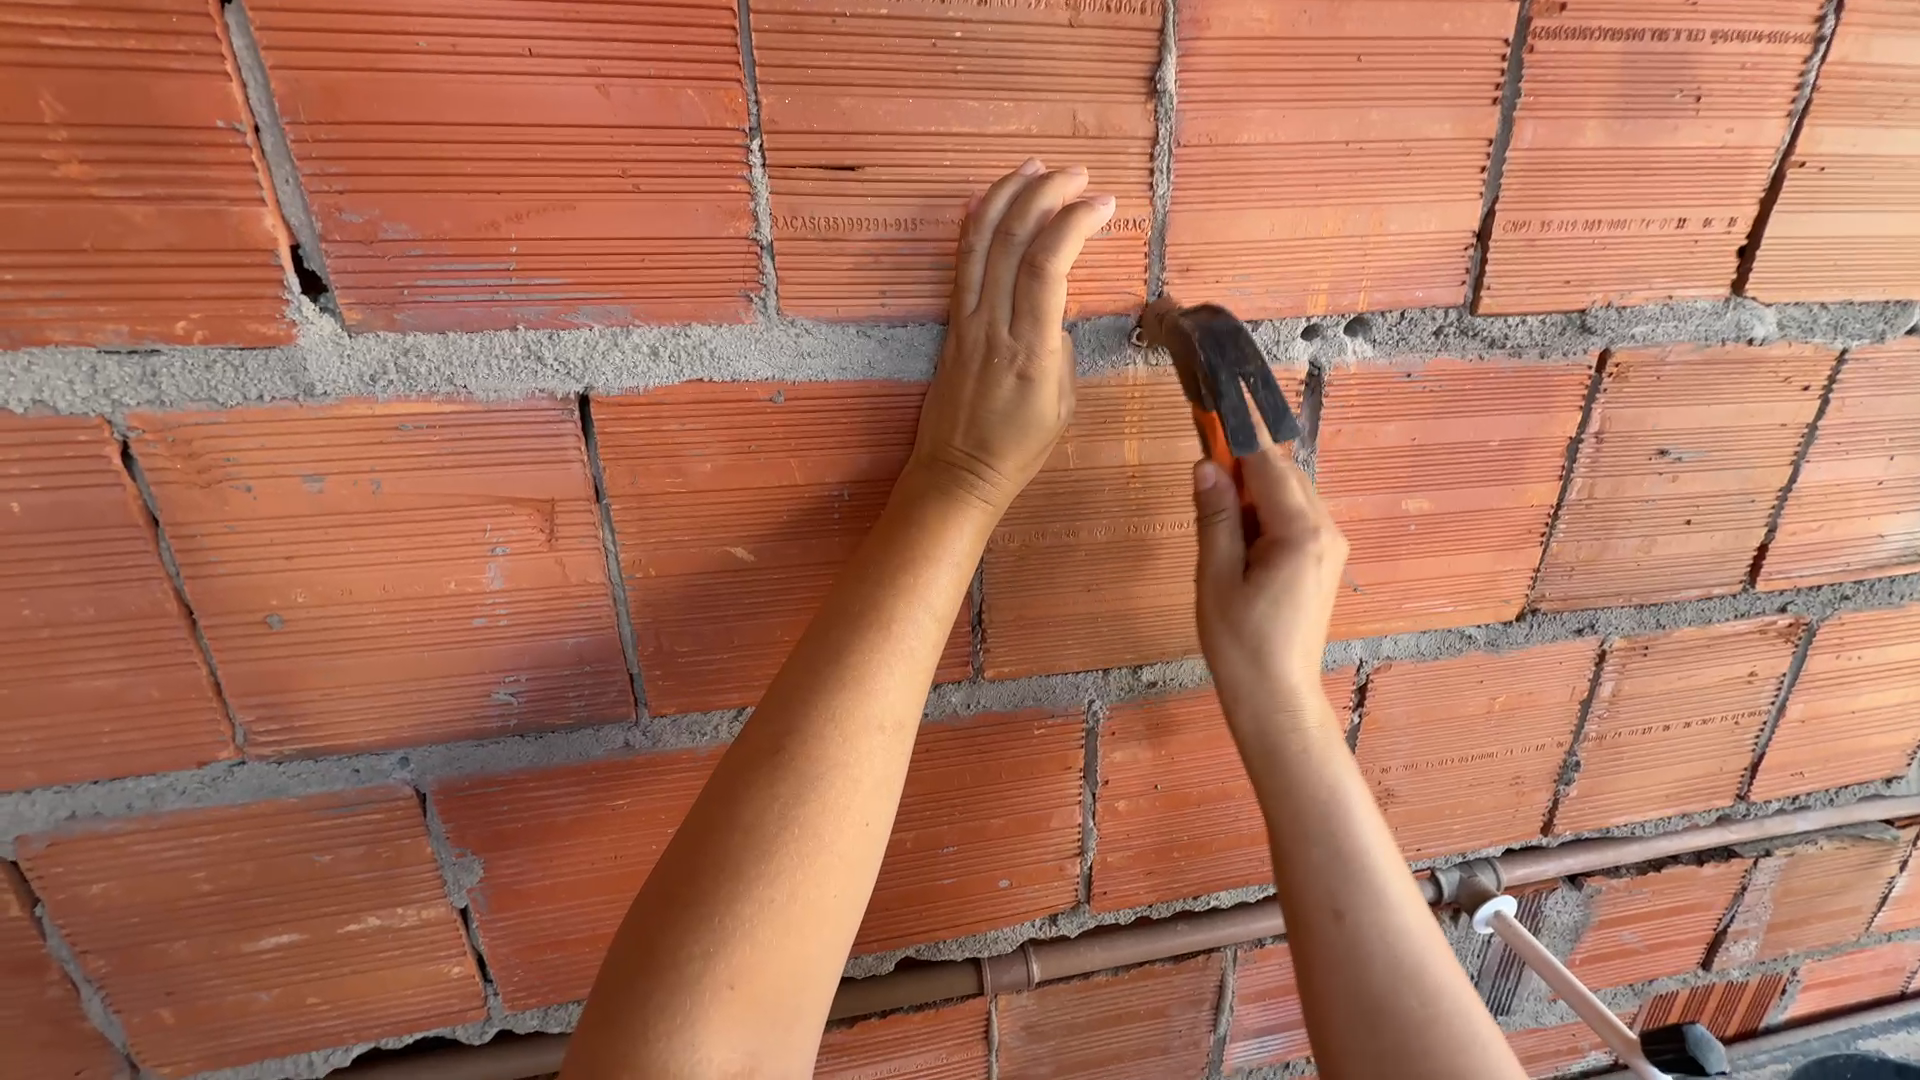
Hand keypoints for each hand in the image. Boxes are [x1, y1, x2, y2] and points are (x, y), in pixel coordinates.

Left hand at [906, 159, 1117, 515]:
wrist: (957, 473)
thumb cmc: (1017, 450)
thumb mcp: (1062, 406)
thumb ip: (1060, 348)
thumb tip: (1053, 312)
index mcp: (1030, 351)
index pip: (1049, 265)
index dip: (1075, 222)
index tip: (1103, 202)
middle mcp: (994, 327)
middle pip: (1014, 239)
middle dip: (1047, 193)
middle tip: (1077, 173)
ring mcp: (966, 322)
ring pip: (981, 241)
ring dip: (1008, 195)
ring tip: (1035, 167)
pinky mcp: (951, 325)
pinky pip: (961, 263)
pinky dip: (976, 224)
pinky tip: (991, 200)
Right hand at [1193, 448, 1349, 726]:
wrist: (1276, 697)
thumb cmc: (1239, 643)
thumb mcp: (1215, 577)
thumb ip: (1214, 516)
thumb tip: (1205, 465)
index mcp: (1301, 532)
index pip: (1268, 464)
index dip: (1237, 435)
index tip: (1214, 405)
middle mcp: (1326, 530)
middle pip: (1282, 473)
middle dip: (1242, 465)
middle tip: (1201, 477)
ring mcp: (1330, 545)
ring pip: (1288, 494)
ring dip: (1250, 491)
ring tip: (1216, 519)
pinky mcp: (1323, 560)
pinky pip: (1292, 518)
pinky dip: (1262, 513)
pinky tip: (1237, 538)